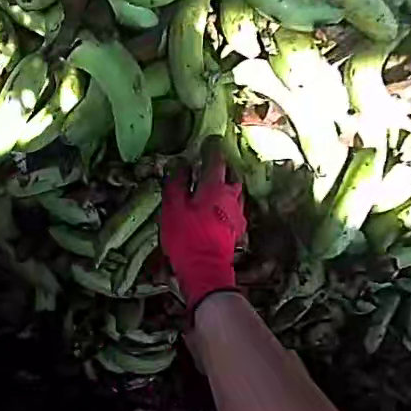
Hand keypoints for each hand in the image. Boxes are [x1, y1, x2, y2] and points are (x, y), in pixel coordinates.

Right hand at [161, 141, 245, 308]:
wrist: (206, 270)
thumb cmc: (186, 237)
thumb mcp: (173, 208)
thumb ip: (177, 184)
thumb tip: (180, 164)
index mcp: (215, 188)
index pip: (216, 160)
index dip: (211, 148)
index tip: (208, 140)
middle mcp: (231, 197)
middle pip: (232, 175)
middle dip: (224, 166)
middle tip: (213, 162)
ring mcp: (237, 214)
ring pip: (236, 191)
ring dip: (227, 184)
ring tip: (216, 183)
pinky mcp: (236, 229)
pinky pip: (234, 207)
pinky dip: (227, 201)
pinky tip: (218, 206)